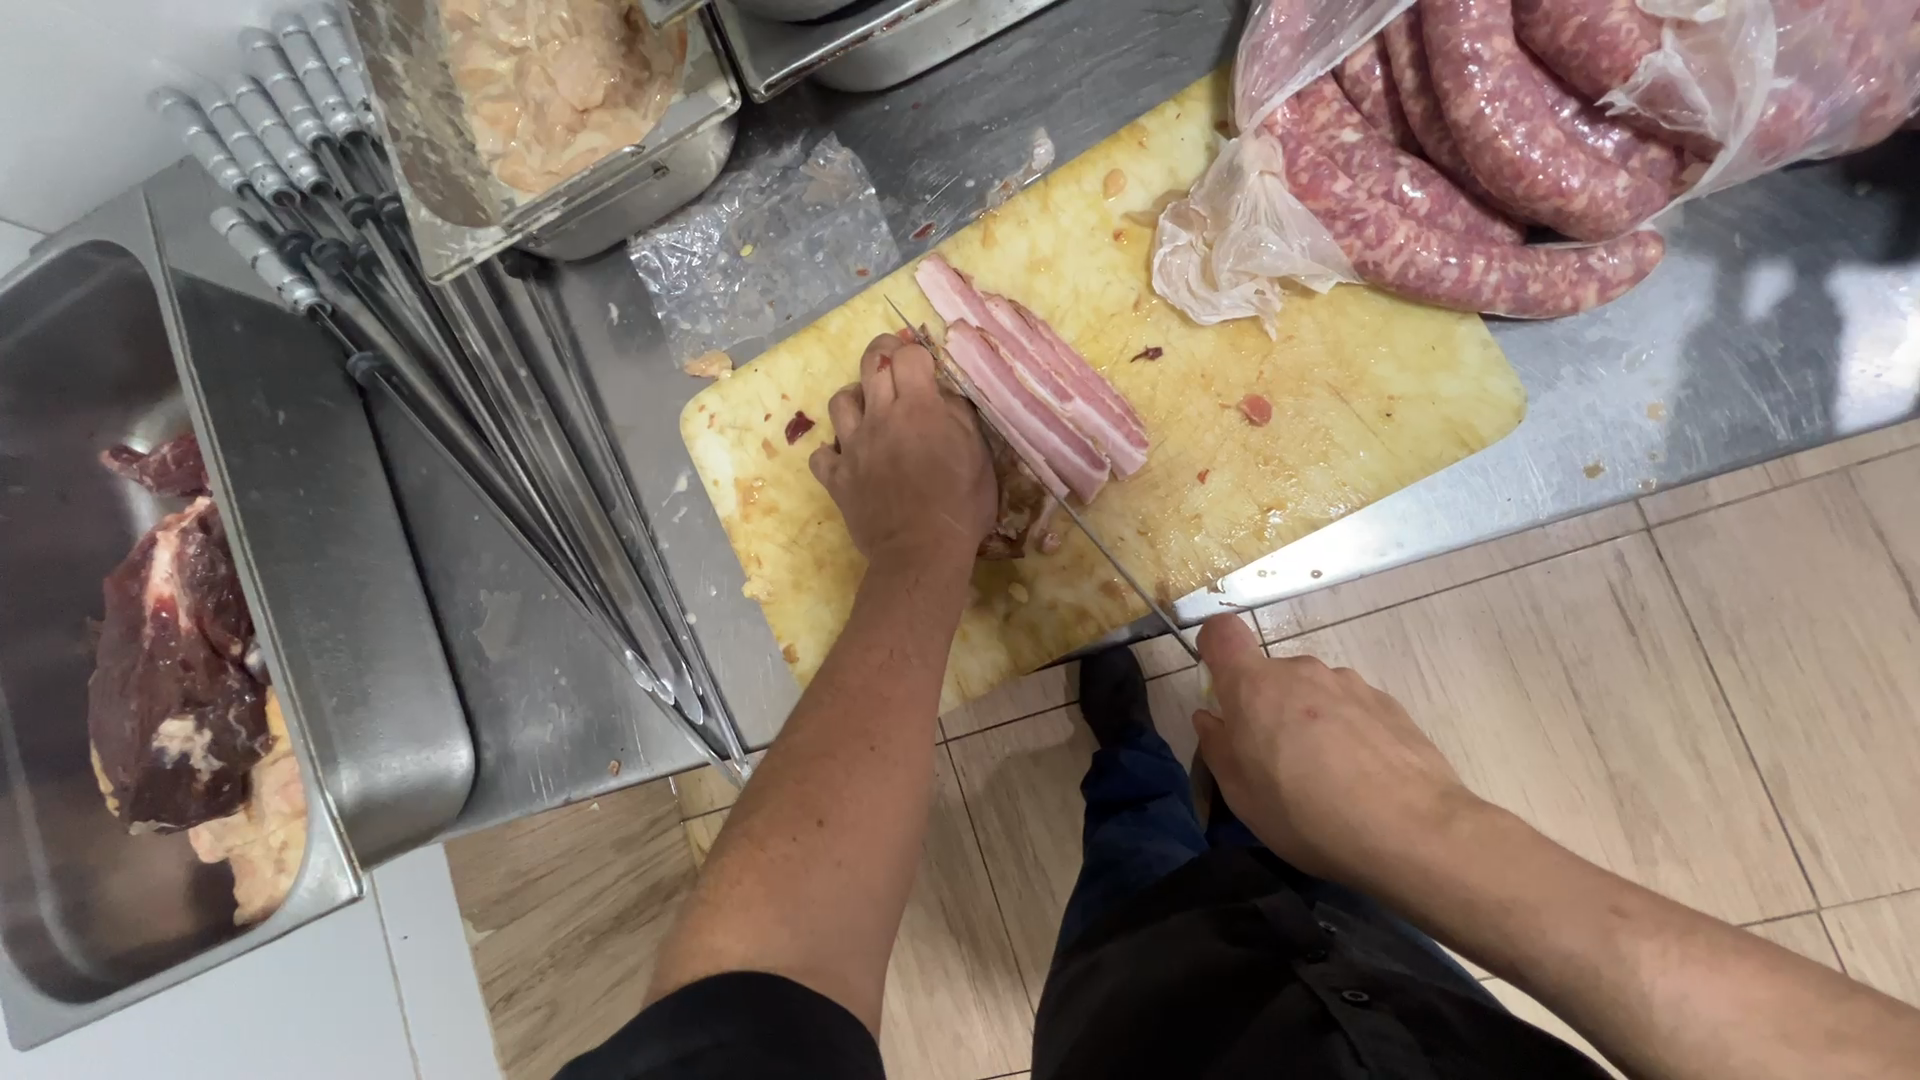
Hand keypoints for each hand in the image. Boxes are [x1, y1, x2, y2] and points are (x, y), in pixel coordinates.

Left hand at [810, 334, 996, 570]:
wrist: (921, 552)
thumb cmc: (960, 506)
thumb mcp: (979, 457)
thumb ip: (960, 418)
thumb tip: (944, 396)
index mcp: (919, 408)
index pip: (908, 355)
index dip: (915, 352)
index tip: (923, 362)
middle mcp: (880, 418)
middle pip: (870, 364)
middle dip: (883, 354)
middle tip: (893, 362)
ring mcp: (852, 447)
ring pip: (840, 401)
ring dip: (856, 398)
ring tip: (869, 410)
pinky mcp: (836, 477)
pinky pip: (822, 453)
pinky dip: (833, 451)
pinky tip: (848, 457)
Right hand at [1192, 615, 1486, 889]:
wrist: (1414, 832)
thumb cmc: (1307, 814)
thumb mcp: (1241, 795)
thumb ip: (1217, 748)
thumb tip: (1210, 719)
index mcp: (1254, 686)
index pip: (1221, 632)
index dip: (1214, 649)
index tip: (1219, 687)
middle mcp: (1300, 671)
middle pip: (1269, 675)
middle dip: (1266, 707)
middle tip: (1276, 761)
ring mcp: (1349, 683)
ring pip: (1312, 692)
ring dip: (1309, 720)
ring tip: (1328, 776)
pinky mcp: (1388, 703)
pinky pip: (1350, 709)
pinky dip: (1347, 732)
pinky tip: (1363, 778)